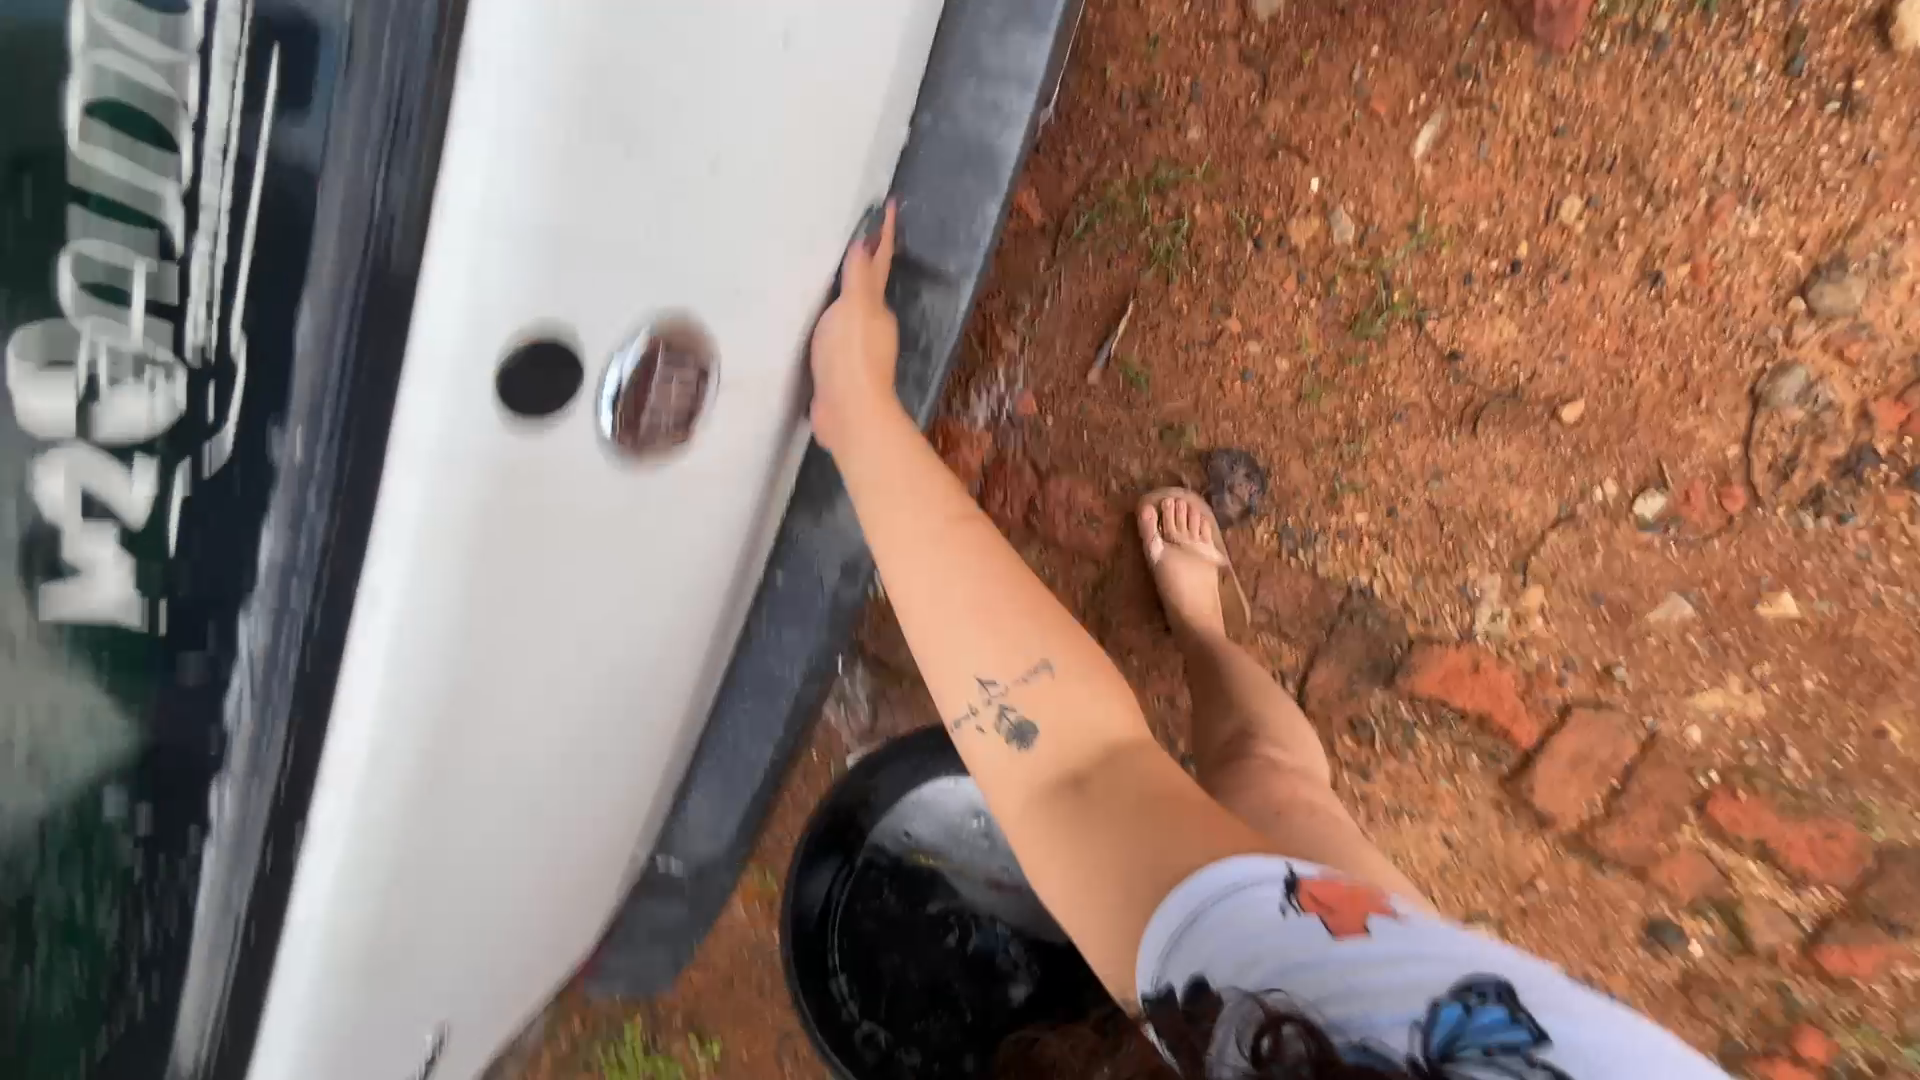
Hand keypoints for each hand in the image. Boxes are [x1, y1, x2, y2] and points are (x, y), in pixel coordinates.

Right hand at [810, 200, 903, 454]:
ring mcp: (858, 352)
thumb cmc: (851, 355)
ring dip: (842, 296)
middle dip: (862, 264)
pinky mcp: (841, 372)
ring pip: (851, 314)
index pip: (880, 262)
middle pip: (867, 289)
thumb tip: (866, 243)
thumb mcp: (854, 308)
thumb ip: (858, 277)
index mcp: (877, 308)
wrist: (849, 412)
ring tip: (824, 276)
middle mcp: (873, 327)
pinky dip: (828, 324)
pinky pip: (834, 338)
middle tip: (849, 236)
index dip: (883, 235)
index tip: (889, 204)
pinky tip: (815, 323)